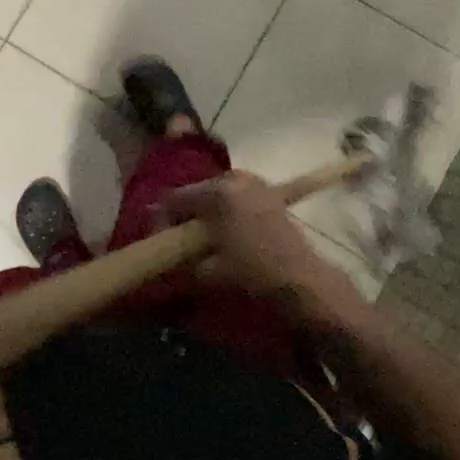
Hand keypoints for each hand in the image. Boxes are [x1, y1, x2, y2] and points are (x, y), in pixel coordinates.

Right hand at [165, 171, 367, 324]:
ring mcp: (255, 183)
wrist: (302, 280)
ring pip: (217, 191)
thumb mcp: (209, 270)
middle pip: (197, 191)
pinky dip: (226, 207)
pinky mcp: (269, 193)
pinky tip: (224, 228)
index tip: (157, 236)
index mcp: (216, 192)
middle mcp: (234, 179)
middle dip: (185, 211)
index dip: (162, 217)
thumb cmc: (253, 271)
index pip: (175, 198)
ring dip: (206, 208)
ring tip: (202, 233)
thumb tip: (167, 255)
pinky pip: (236, 195)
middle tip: (178, 235)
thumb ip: (183, 257)